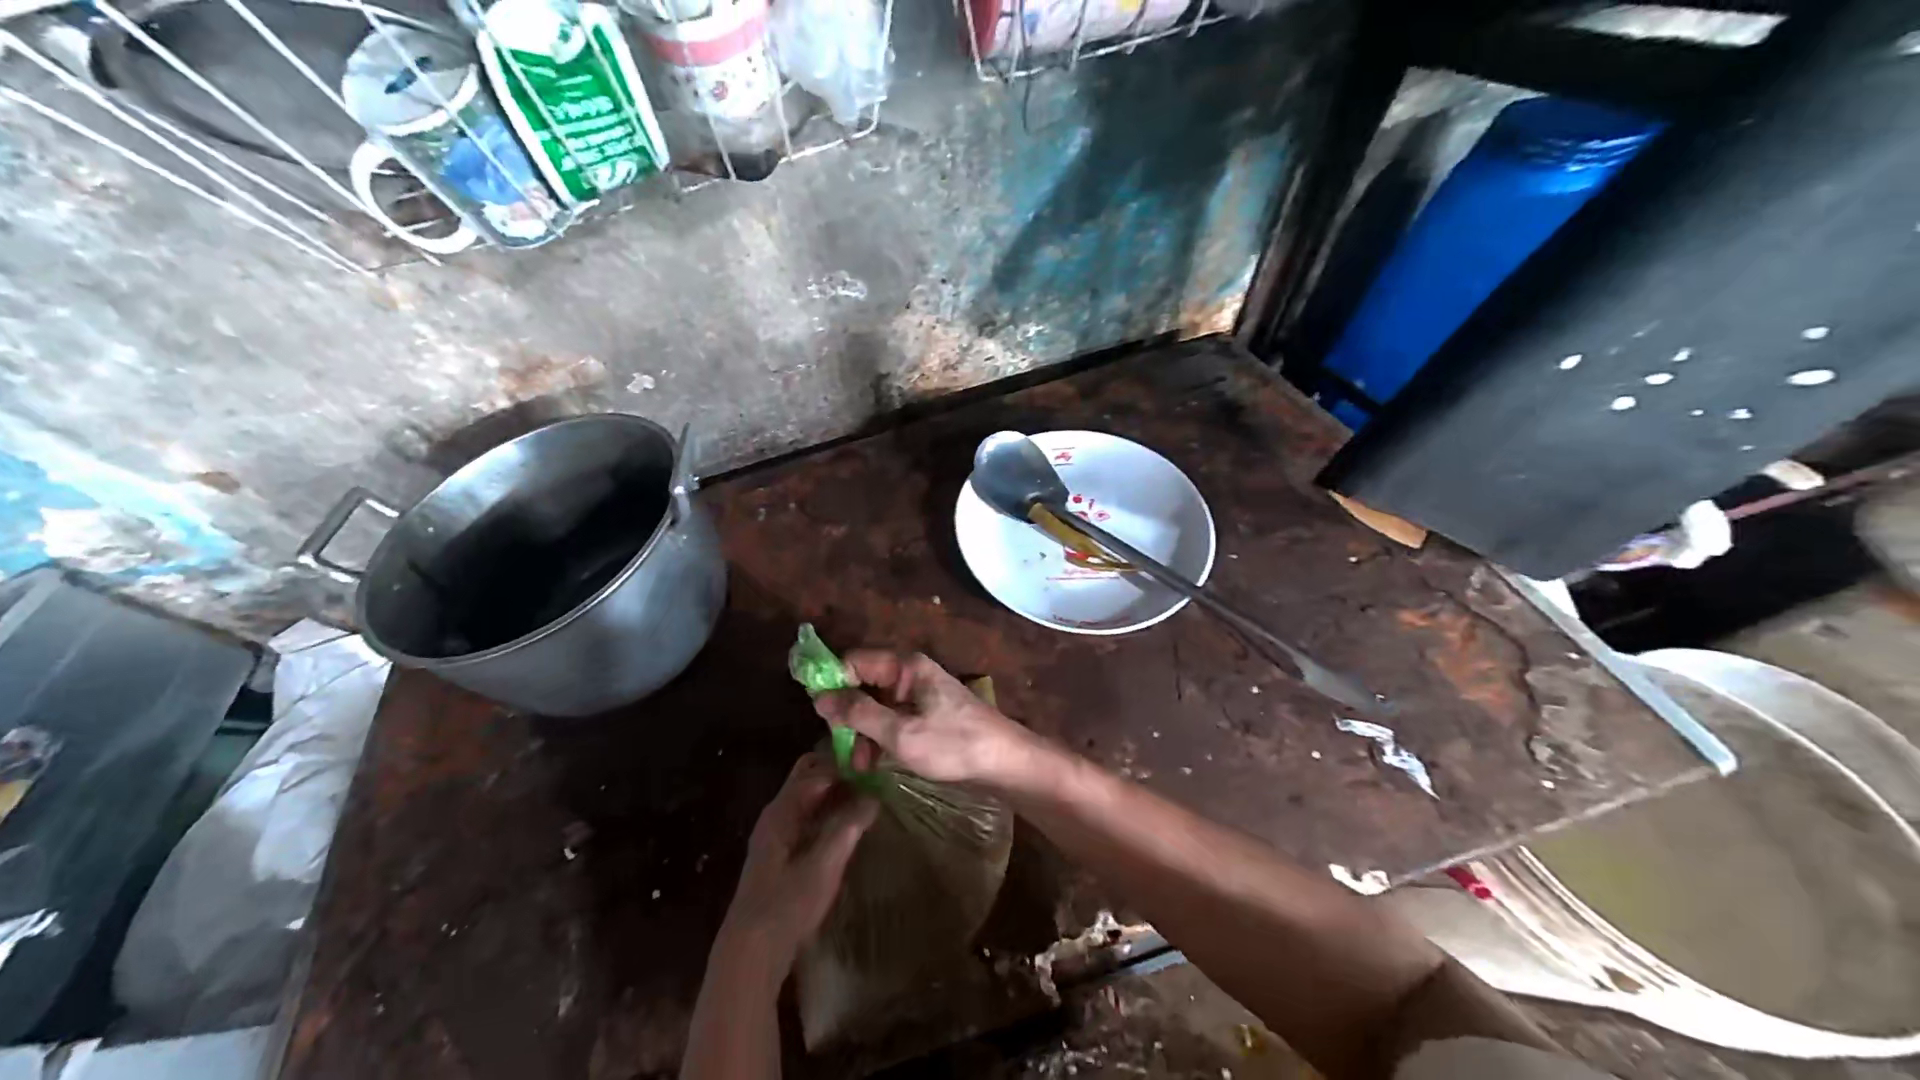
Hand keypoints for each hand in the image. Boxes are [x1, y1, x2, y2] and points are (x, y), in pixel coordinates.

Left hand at [719, 752, 877, 970]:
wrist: (751, 951)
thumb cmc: (787, 905)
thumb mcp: (824, 866)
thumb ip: (848, 828)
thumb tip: (873, 797)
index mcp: (782, 810)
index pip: (816, 770)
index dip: (845, 765)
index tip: (875, 769)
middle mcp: (777, 814)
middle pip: (808, 777)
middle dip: (839, 773)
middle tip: (872, 779)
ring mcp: (777, 832)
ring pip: (809, 796)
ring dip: (836, 792)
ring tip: (868, 797)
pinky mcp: (781, 851)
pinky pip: (808, 815)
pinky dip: (829, 810)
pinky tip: (849, 824)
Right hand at [812, 650, 1043, 786]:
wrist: (1005, 764)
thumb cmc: (954, 745)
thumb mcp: (901, 734)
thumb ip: (858, 714)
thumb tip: (819, 696)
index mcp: (905, 666)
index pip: (854, 661)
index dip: (832, 683)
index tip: (818, 714)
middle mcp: (910, 673)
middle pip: (863, 683)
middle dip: (848, 715)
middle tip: (840, 747)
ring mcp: (918, 694)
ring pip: (875, 705)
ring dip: (862, 732)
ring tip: (859, 765)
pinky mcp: (925, 714)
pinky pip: (891, 718)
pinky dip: (880, 737)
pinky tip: (874, 763)